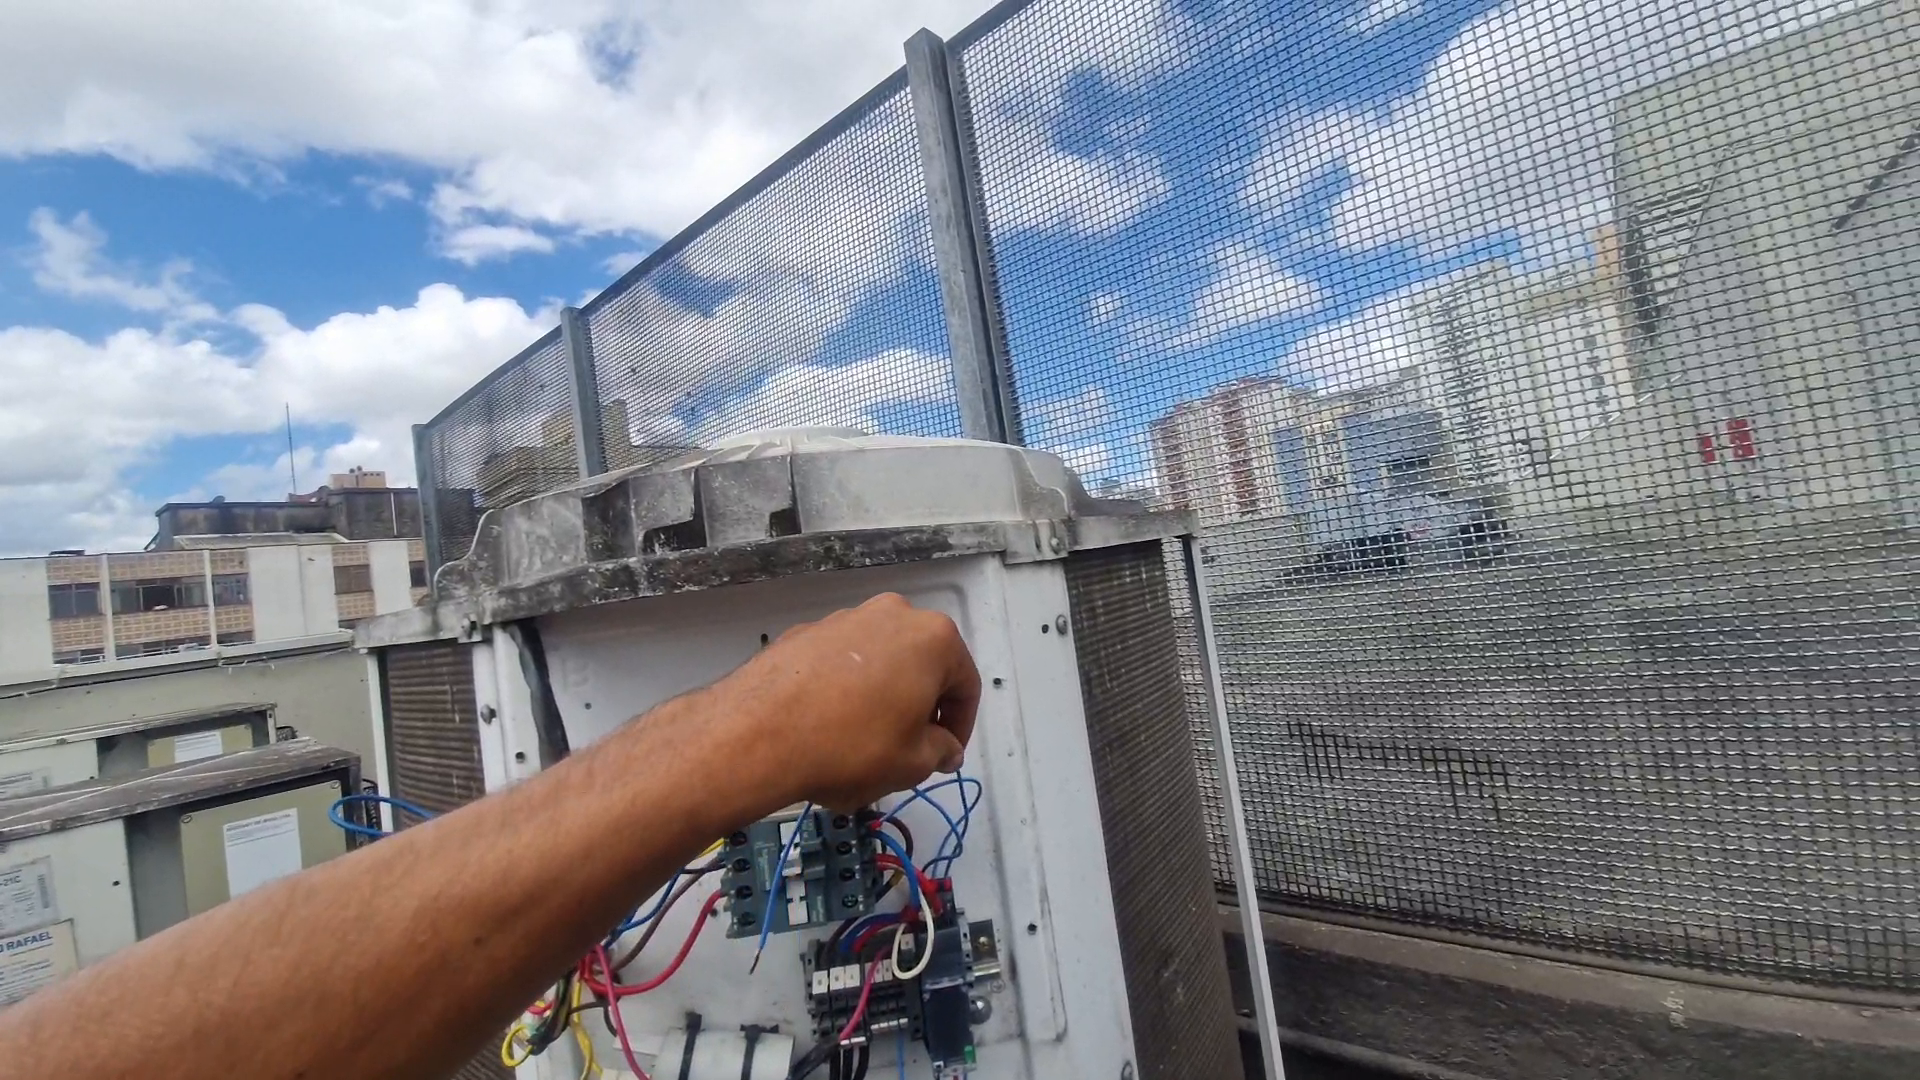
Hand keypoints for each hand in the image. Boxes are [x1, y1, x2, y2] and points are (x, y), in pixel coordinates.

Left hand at [706, 593, 979, 813]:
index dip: (961, 727)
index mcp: (933, 638)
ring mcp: (846, 617)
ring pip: (881, 660)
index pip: (966, 685)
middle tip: (908, 749)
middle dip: (921, 707)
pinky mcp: (806, 631)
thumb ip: (941, 751)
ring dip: (883, 696)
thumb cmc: (851, 746)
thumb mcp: (912, 763)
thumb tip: (944, 748)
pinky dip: (846, 688)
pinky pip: (843, 661)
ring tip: (863, 741)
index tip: (945, 756)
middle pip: (923, 665)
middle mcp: (894, 614)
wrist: (756, 734)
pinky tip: (827, 725)